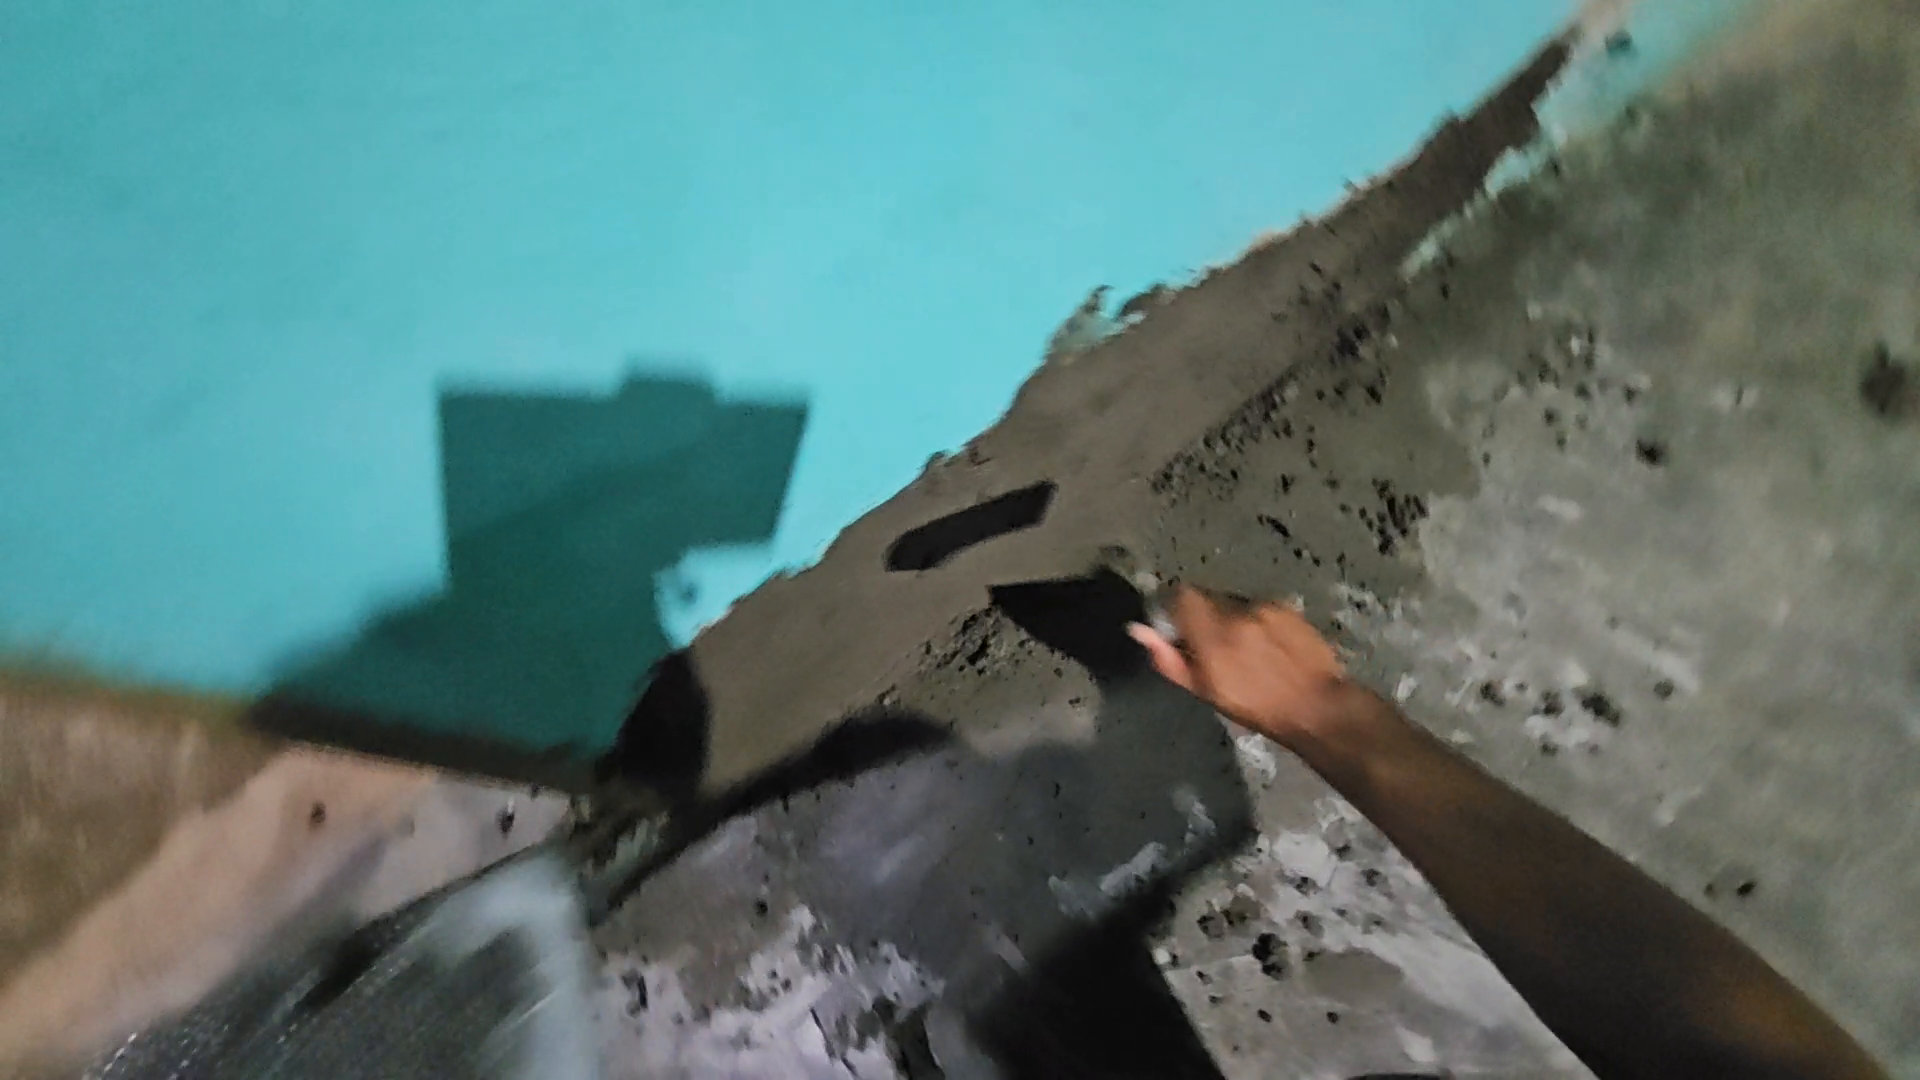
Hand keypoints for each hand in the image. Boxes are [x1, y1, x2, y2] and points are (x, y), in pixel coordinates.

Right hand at [1127, 586, 1357, 745]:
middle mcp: (1237, 614)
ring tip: (1247, 647)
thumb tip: (1138, 630)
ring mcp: (1265, 608)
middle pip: (1208, 599)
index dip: (1177, 606)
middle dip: (1206, 616)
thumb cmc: (1255, 707)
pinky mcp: (1287, 607)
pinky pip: (1260, 607)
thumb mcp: (1204, 691)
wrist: (1316, 707)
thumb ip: (1168, 658)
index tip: (1181, 625)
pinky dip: (1258, 620)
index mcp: (1212, 637)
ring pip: (1235, 603)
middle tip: (1216, 644)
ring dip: (1233, 618)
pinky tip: (1270, 644)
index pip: (1182, 595)